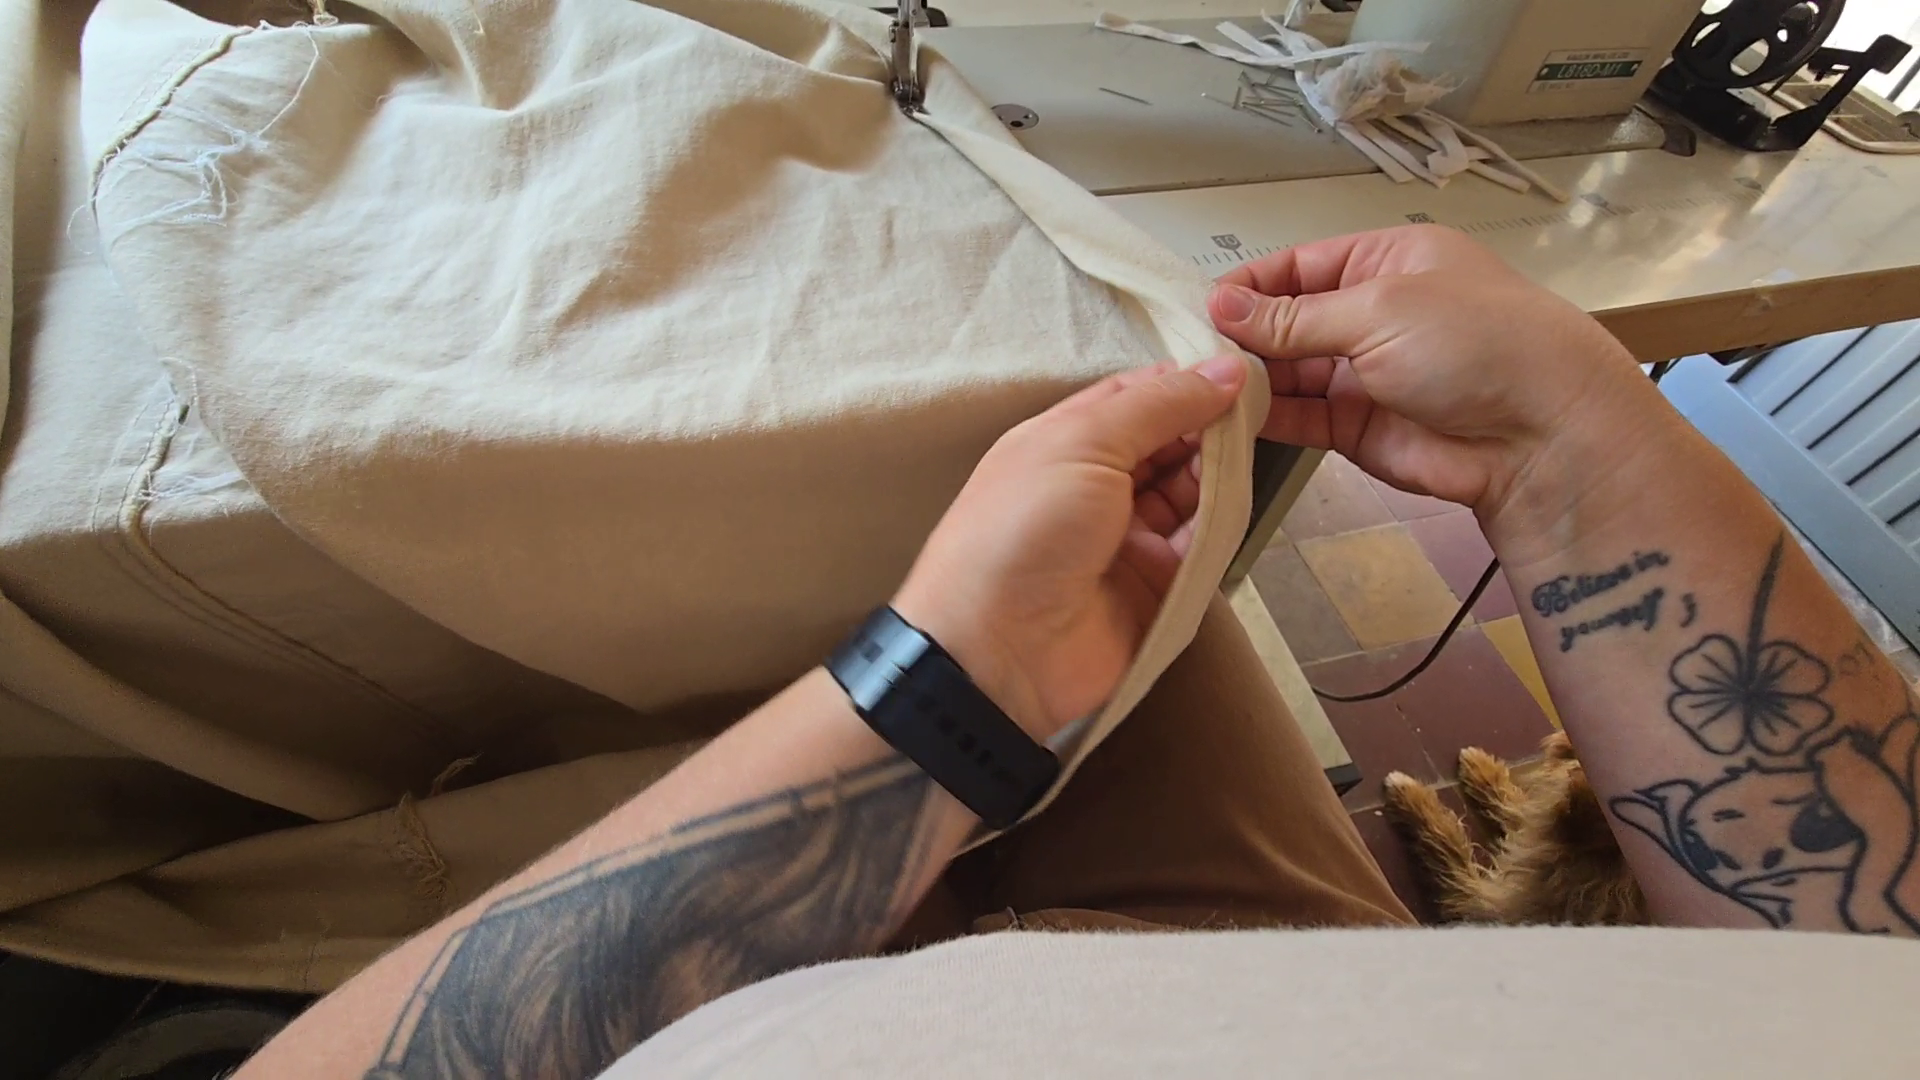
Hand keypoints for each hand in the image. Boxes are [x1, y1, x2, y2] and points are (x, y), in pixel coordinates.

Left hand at [892, 356, 1248, 740]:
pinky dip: (1220, 521)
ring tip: (1253, 449)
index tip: (1239, 370)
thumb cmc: (1026, 527)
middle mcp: (1093, 483)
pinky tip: (1242, 496)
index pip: (1132, 396)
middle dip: (1206, 423)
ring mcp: (1123, 534)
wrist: (998, 649)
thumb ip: (1156, 406)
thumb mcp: (1082, 445)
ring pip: (1186, 490)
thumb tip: (1224, 369)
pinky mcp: (1153, 583)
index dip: (1181, 381)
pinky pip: (1197, 543)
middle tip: (1259, 408)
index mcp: (1062, 440)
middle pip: (1164, 441)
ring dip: (1217, 469)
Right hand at [1206, 225, 1666, 558]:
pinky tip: (1228, 415)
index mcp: (1383, 263)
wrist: (1537, 437)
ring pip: (1285, 371)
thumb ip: (1292, 316)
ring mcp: (1357, 372)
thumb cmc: (1472, 343)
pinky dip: (1264, 416)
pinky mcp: (1349, 424)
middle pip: (1284, 320)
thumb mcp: (1379, 309)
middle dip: (1242, 336)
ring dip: (1249, 378)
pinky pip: (1295, 415)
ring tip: (1203, 386)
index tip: (1202, 310)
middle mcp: (1366, 314)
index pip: (1297, 267)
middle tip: (1193, 354)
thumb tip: (1219, 304)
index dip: (1249, 287)